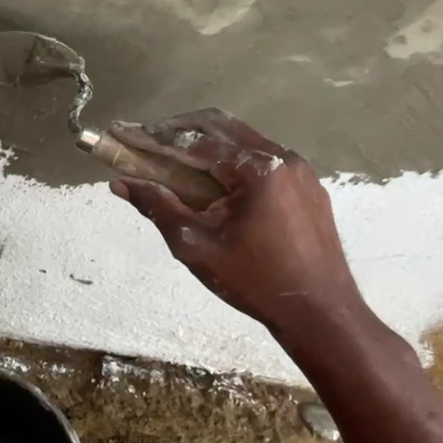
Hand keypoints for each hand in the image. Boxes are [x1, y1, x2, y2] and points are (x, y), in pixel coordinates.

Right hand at [110, 108, 366, 333]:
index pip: (194, 141)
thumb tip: (120, 183)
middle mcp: (283, 159)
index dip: (154, 137)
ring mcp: (300, 172)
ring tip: (171, 156)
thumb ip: (157, 206)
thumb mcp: (194, 244)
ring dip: (204, 142)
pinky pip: (260, 158)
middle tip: (145, 138)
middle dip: (178, 130)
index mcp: (258, 170)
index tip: (124, 133)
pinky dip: (229, 158)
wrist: (323, 316)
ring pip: (241, 139)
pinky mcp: (307, 187)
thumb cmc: (254, 280)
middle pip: (220, 126)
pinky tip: (209, 178)